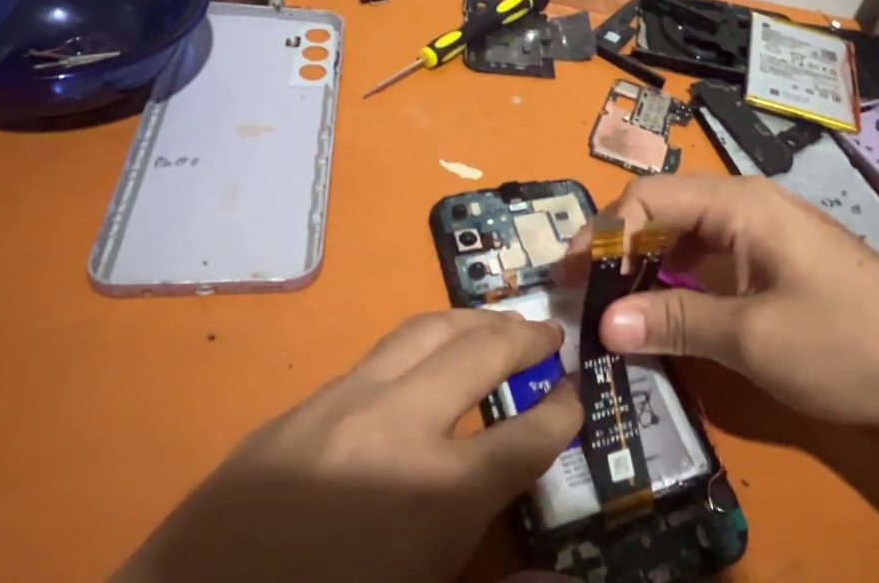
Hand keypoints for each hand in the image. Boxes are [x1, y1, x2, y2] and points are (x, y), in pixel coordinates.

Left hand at [115, 309, 582, 582]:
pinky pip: (378, 355)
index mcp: (436, 494)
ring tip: (496, 327)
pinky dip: (421, 344)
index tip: (579, 397)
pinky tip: (423, 364)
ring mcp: (343, 404)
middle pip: (481, 352)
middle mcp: (399, 428)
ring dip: (472, 321)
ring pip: (426, 330)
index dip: (564, 413)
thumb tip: (557, 576)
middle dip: (525, 338)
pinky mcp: (299, 405)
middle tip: (550, 337)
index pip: (527, 436)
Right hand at [588, 174, 878, 428]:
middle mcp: (755, 207)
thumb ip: (674, 321)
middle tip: (584, 294)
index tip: (572, 278)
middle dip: (622, 247)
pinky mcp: (784, 266)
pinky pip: (719, 261)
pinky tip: (669, 315)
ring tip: (616, 308)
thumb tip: (602, 323)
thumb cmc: (846, 345)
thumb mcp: (752, 337)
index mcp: (744, 204)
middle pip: (669, 210)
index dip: (605, 232)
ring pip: (692, 237)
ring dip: (651, 267)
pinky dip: (685, 283)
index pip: (652, 195)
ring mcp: (773, 237)